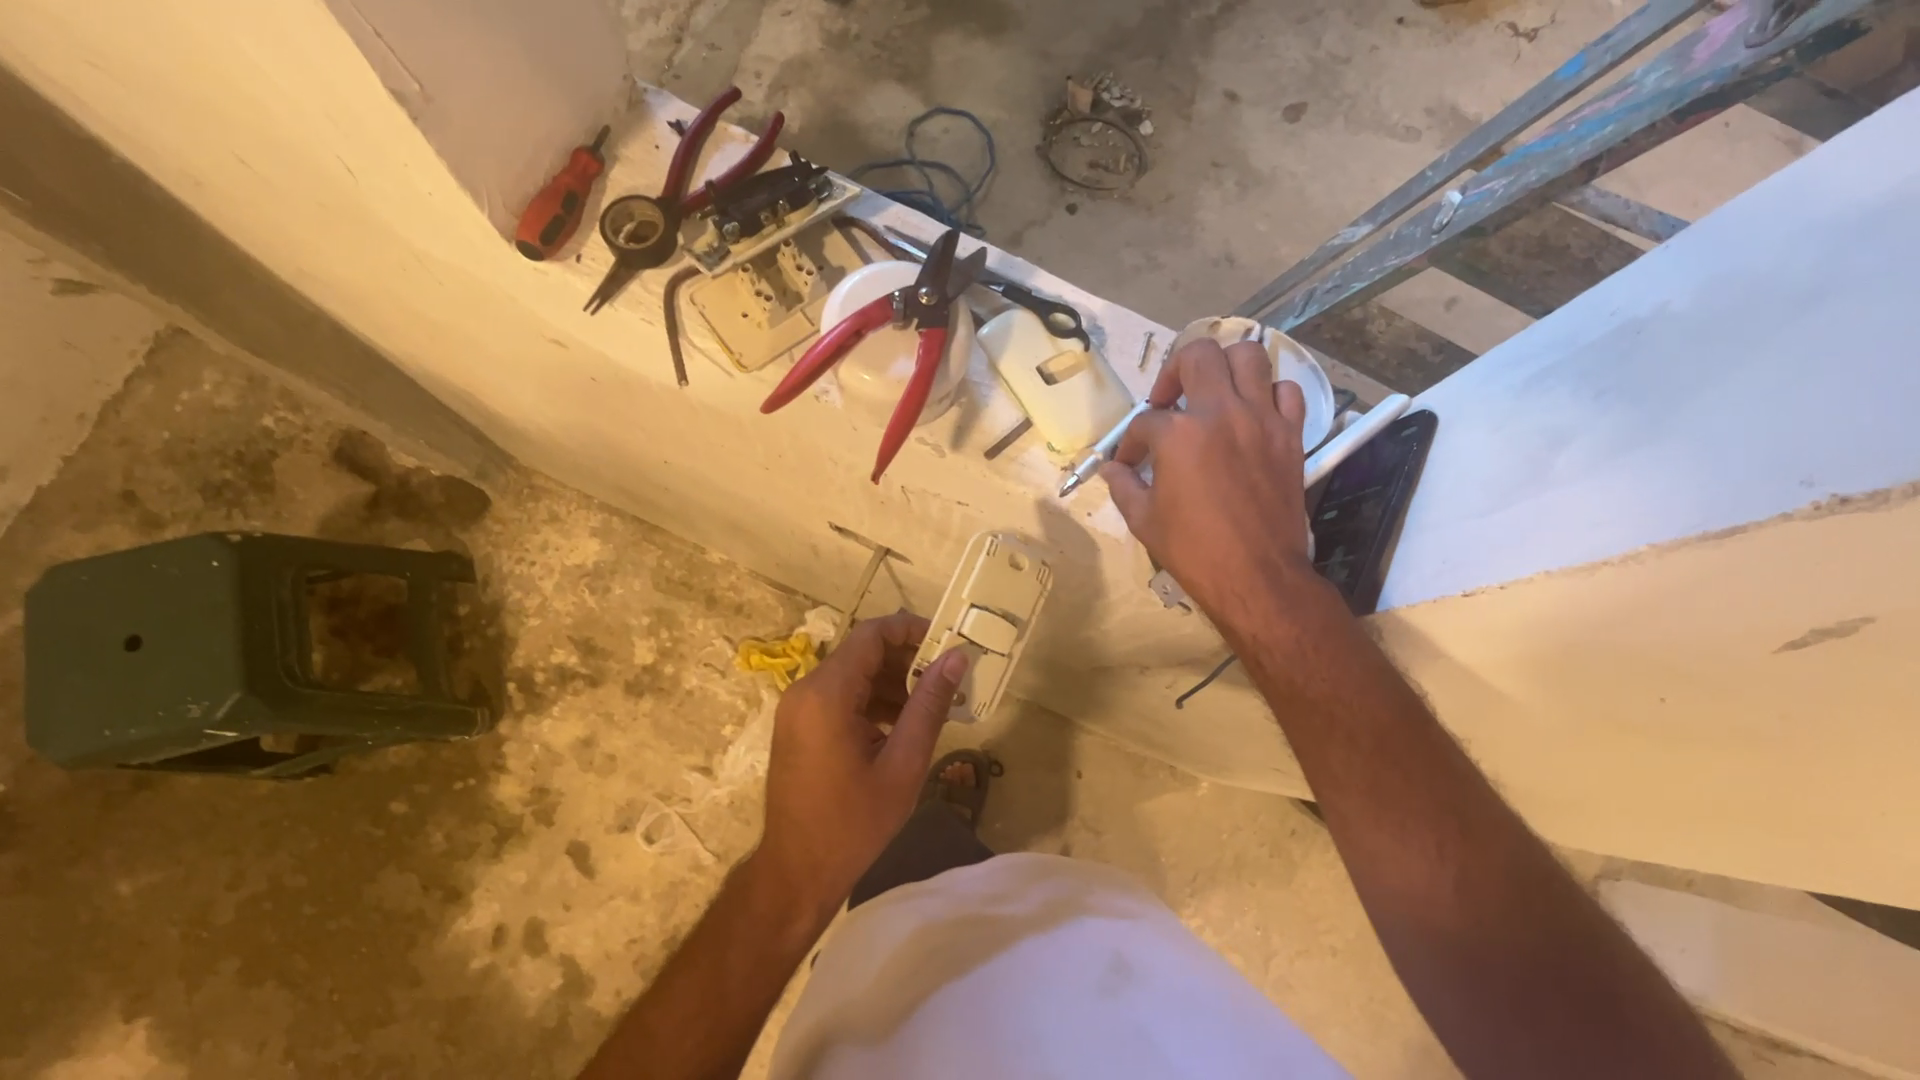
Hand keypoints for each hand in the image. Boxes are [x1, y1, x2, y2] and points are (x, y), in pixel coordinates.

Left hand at [757, 611, 968, 911]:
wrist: (796, 871)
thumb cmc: (852, 824)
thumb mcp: (903, 764)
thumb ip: (929, 705)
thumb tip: (956, 658)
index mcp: (827, 694)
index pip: (871, 635)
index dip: (911, 630)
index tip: (948, 642)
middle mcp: (806, 691)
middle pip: (862, 653)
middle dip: (907, 660)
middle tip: (948, 679)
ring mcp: (798, 709)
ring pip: (853, 675)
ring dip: (892, 683)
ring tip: (933, 706)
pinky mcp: (799, 727)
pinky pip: (841, 698)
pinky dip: (872, 702)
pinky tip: (903, 726)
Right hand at [1100, 338, 1331, 640]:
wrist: (1257, 576)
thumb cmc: (1194, 551)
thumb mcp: (1143, 520)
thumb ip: (1124, 485)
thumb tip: (1112, 470)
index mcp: (1179, 434)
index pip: (1145, 421)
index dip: (1130, 444)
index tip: (1128, 464)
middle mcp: (1221, 412)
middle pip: (1198, 356)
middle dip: (1174, 372)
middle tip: (1169, 402)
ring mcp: (1261, 419)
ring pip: (1249, 356)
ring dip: (1225, 366)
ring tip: (1213, 392)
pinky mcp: (1290, 435)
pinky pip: (1286, 391)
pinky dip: (1269, 393)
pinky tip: (1253, 413)